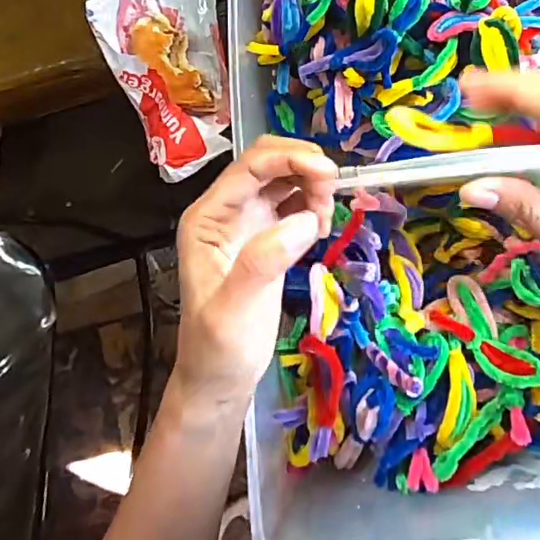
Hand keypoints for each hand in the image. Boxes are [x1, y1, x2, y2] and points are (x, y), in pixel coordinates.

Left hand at [173, 137, 338, 405]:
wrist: (219, 380)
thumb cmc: (218, 350)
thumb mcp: (233, 311)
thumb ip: (263, 262)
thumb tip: (306, 219)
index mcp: (207, 217)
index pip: (249, 167)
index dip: (289, 158)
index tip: (327, 172)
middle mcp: (226, 210)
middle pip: (268, 162)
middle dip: (303, 165)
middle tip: (332, 192)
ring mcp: (247, 221)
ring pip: (285, 177)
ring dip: (312, 184)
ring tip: (324, 219)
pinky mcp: (267, 235)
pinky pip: (294, 200)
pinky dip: (313, 203)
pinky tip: (319, 229)